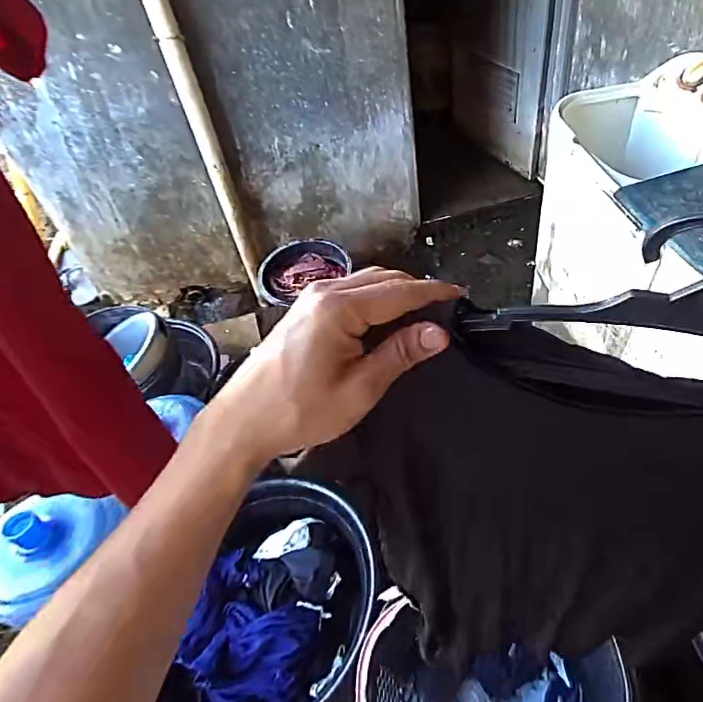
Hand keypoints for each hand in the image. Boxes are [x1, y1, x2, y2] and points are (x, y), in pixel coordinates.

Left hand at [196, 268, 459, 463]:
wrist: (242, 422)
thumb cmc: (298, 411)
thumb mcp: (359, 389)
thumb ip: (399, 355)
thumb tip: (438, 333)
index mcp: (339, 308)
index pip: (399, 291)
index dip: (433, 293)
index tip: (460, 295)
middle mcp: (324, 292)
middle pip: (384, 279)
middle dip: (417, 290)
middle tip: (445, 309)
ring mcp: (312, 297)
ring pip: (367, 281)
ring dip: (397, 291)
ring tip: (423, 312)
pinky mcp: (305, 308)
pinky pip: (351, 290)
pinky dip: (376, 297)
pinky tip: (387, 317)